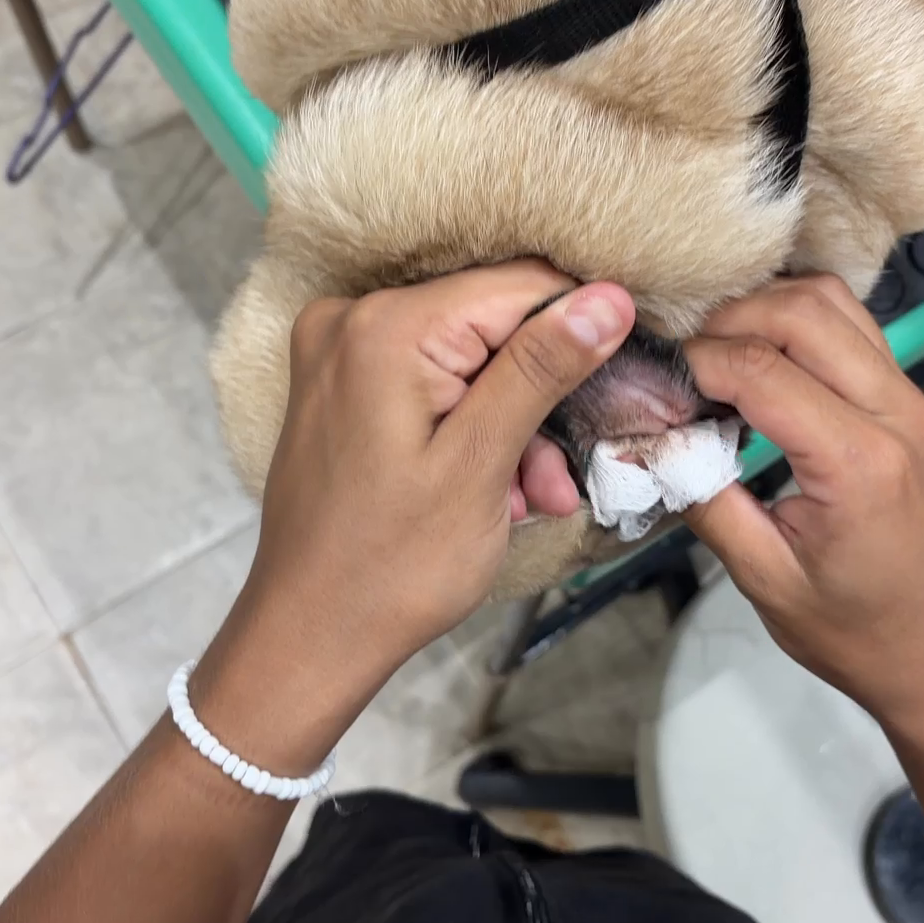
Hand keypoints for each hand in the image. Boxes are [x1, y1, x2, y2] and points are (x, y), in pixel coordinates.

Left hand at [236, 261, 634, 682]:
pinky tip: (494, 488)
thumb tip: (609, 298)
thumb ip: (541, 369)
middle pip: (491, 325)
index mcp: (387, 327)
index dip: (578, 332)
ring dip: (511, 425)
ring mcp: (340, 351)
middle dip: (539, 397)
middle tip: (557, 477)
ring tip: (532, 496)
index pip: (518, 287)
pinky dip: (469, 427)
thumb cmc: (396, 565)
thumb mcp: (480, 463)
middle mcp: (353, 317)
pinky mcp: (342, 384)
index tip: (612, 391)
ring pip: (467, 361)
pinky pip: (431, 382)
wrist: (311, 635)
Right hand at [683, 276, 923, 732]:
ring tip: (718, 353)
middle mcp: (898, 414)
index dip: (695, 362)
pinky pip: (852, 328)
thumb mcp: (761, 575)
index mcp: (859, 463)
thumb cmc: (852, 629)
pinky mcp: (912, 402)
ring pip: (834, 302)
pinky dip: (797, 323)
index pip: (761, 369)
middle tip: (683, 364)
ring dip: (765, 310)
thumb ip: (701, 495)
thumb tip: (647, 439)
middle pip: (804, 311)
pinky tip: (762, 358)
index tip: (655, 381)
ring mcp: (914, 401)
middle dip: (727, 321)